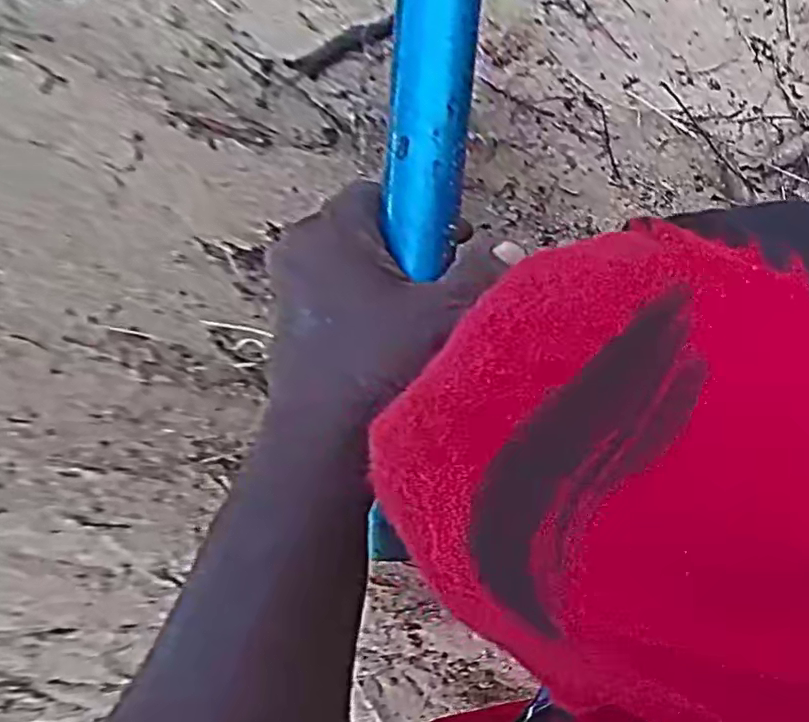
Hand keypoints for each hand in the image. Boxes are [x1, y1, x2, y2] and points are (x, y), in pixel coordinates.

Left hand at [265, 181, 521, 425]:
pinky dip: (393, 322)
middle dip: (427, 262)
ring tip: (443, 332)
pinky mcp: (309, 333)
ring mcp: (301, 295)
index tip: (464, 246)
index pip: (384, 195)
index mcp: (330, 235)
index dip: (430, 215)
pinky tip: (418, 353)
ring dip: (413, 297)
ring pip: (374, 278)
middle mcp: (303, 255)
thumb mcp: (448, 313)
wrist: (333, 438)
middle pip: (382, 240)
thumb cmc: (385, 365)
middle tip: (460, 296)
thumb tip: (507, 247)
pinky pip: (361, 309)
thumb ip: (481, 272)